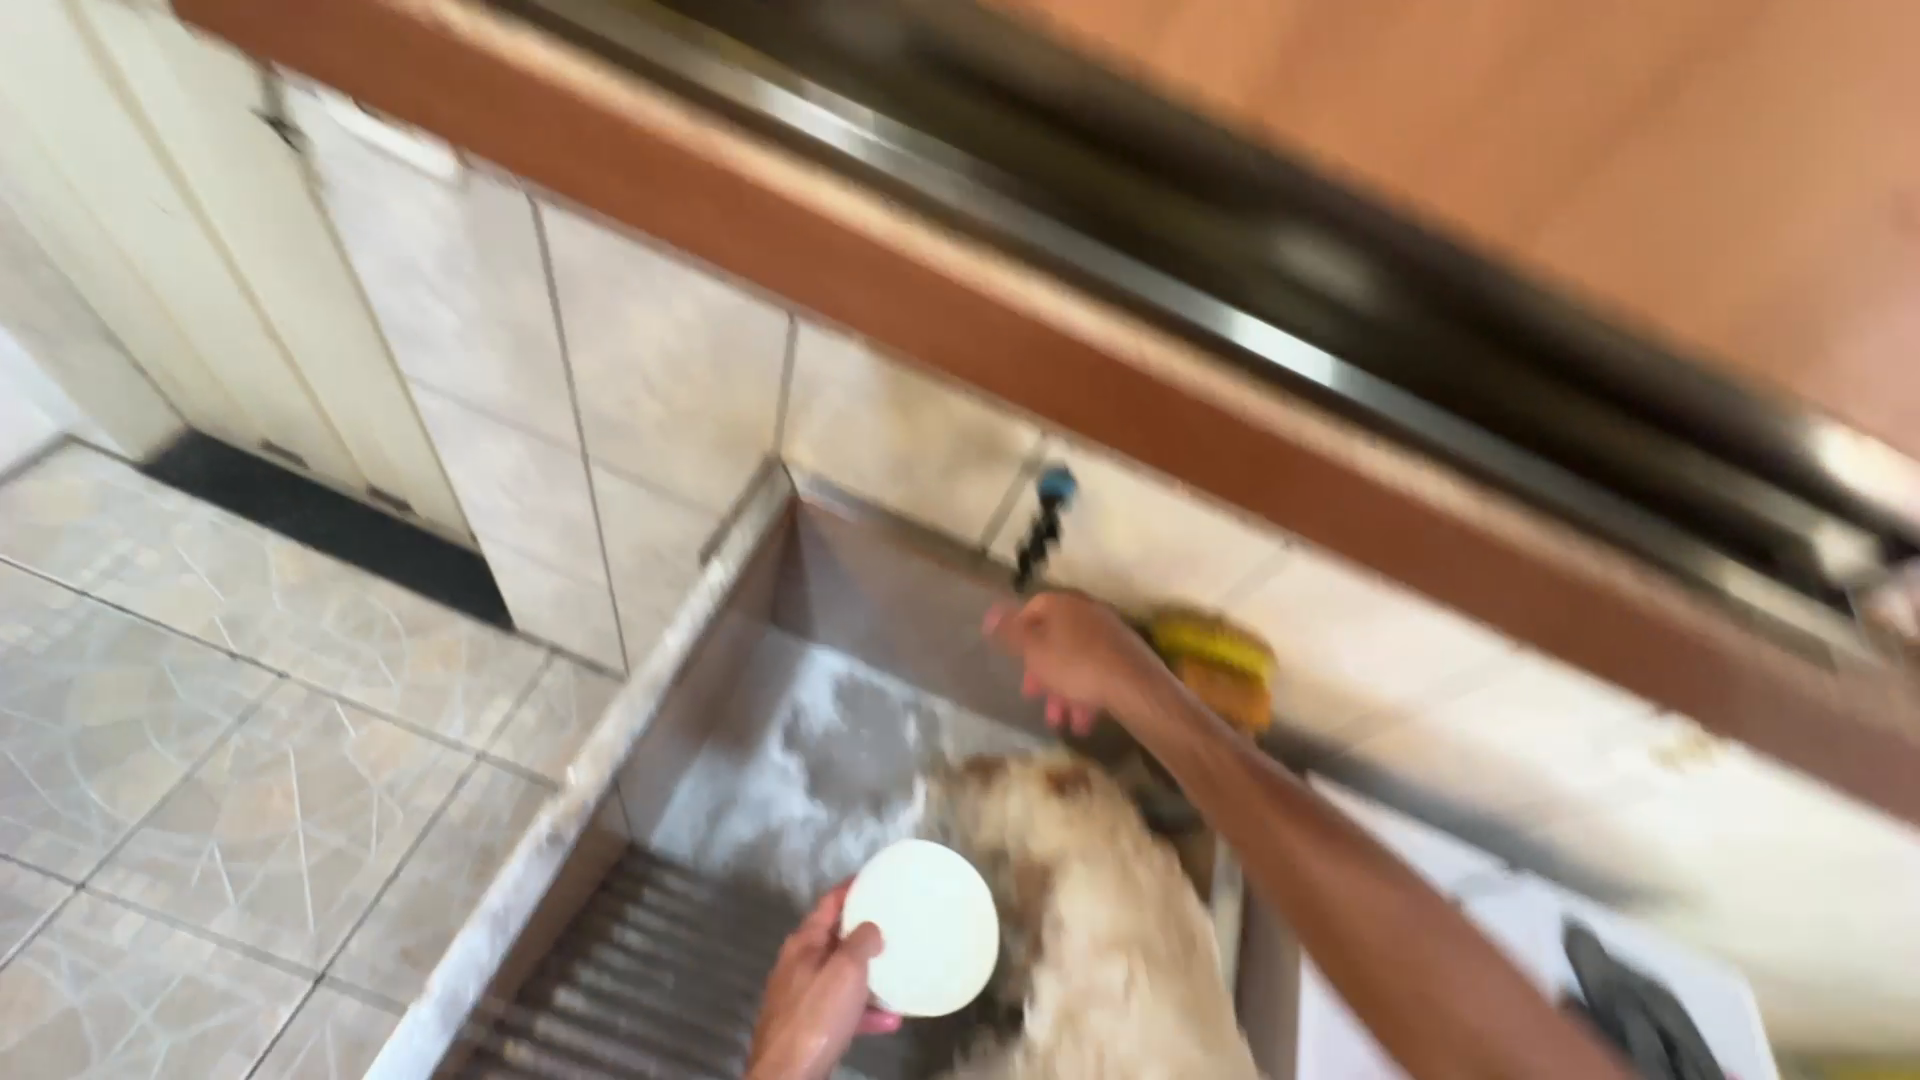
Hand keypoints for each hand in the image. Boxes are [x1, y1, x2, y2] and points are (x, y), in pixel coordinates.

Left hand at [746, 882, 900, 1079]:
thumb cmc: (817, 1016)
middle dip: (863, 933)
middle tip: (892, 925)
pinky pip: (838, 1008)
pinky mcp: (805, 1026)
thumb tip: (870, 927)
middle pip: (834, 938)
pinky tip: (888, 1020)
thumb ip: (861, 941)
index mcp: (803, 942)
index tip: (875, 878)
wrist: (786, 1078)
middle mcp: (797, 963)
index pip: (829, 902)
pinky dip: (861, 1010)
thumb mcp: (846, 970)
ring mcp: (799, 996)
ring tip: (896, 974)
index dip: (851, 887)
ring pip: (838, 976)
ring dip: (866, 976)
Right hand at [984, 592, 1167, 735]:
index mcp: (1062, 605)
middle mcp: (1086, 612)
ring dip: (1063, 691)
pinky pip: (1096, 669)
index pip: (1032, 608)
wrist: (1132, 684)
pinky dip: (1085, 692)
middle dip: (1041, 672)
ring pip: (1075, 660)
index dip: (1019, 633)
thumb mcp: (1033, 651)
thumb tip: (990, 612)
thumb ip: (1010, 632)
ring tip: (1061, 721)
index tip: (1014, 658)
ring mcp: (1108, 633)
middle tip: (1032, 696)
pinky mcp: (1124, 654)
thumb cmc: (1074, 666)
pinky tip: (1083, 721)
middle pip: (1054, 639)